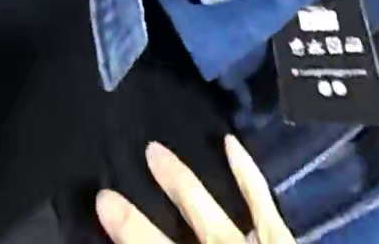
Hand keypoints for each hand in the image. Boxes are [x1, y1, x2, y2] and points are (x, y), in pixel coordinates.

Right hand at [94, 136, 295, 243]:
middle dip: (135, 224)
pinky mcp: (279, 241)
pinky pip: (261, 201)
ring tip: (154, 152)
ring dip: (180, 182)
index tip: (100, 207)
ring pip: (208, 212)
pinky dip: (246, 172)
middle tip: (106, 197)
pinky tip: (230, 143)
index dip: (127, 235)